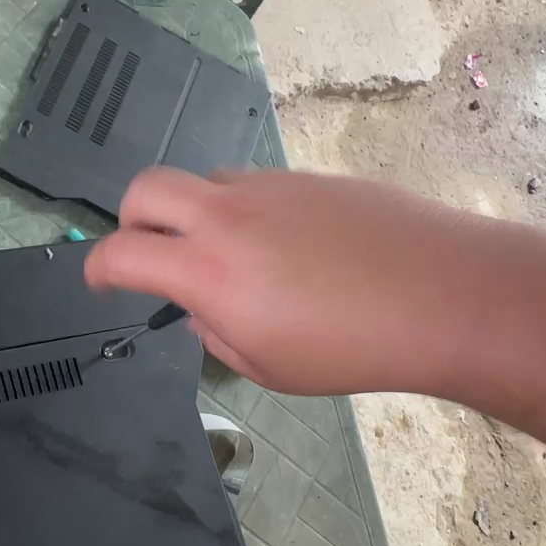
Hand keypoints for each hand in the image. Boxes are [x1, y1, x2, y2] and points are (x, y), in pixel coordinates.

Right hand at [84, 168, 500, 395]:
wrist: (450, 294)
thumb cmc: (352, 348)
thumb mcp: (265, 367)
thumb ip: (213, 333)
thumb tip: (202, 308)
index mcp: (207, 271)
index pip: (119, 253)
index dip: (95, 268)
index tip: (98, 281)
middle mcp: (226, 216)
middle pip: (144, 188)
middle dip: (130, 221)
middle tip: (148, 255)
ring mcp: (267, 188)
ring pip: (200, 182)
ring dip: (190, 214)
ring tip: (225, 257)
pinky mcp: (305, 178)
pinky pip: (249, 185)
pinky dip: (239, 212)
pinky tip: (280, 248)